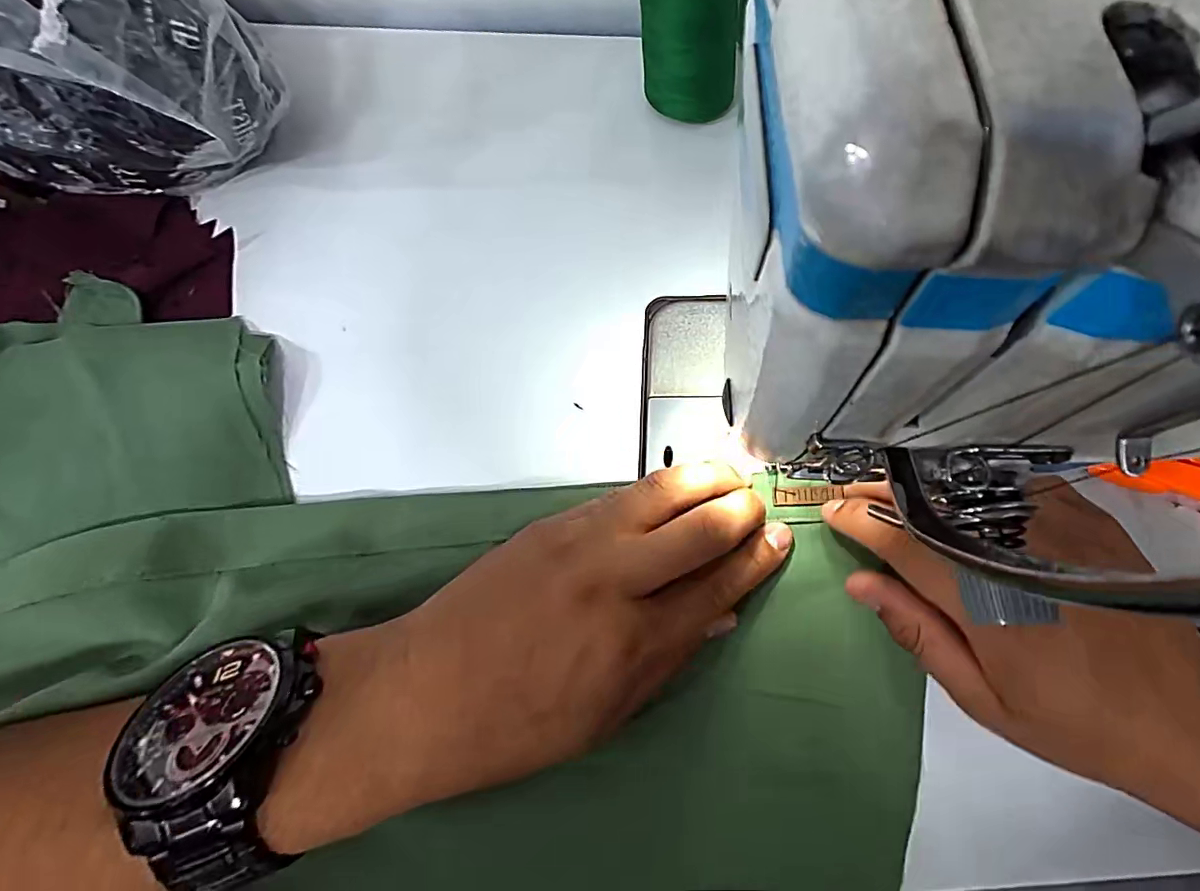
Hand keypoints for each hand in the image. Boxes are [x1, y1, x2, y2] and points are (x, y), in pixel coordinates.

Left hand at [261, 462, 790, 850]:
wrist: (419, 693)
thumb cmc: (518, 725)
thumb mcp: (607, 714)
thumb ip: (671, 658)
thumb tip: (721, 614)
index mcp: (635, 641)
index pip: (718, 584)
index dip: (757, 557)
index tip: (780, 538)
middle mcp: (616, 581)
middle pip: (702, 526)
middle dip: (742, 509)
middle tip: (759, 504)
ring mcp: (582, 542)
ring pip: (664, 491)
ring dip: (708, 478)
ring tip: (732, 474)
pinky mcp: (554, 522)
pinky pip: (623, 494)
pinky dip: (662, 486)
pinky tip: (678, 485)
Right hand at [823, 480, 1199, 785]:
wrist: (1183, 708)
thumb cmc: (1073, 717)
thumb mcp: (983, 697)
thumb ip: (917, 631)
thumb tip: (861, 584)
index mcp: (977, 595)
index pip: (898, 540)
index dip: (858, 520)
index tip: (833, 512)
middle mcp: (1007, 544)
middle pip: (925, 501)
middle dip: (879, 492)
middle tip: (853, 495)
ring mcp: (1048, 519)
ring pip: (963, 483)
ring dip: (919, 484)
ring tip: (894, 493)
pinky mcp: (1079, 509)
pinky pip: (1008, 483)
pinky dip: (972, 485)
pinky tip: (960, 495)